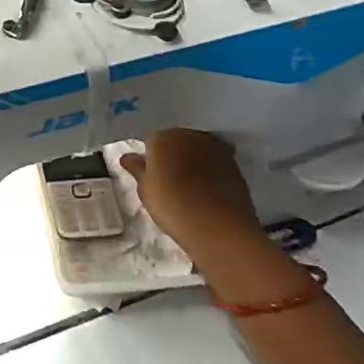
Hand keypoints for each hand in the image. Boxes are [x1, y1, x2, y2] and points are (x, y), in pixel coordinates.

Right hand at [119, 129, 264, 257]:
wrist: (218, 227)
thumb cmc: (172, 206)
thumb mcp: (146, 190)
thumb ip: (137, 170)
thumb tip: (128, 157)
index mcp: (162, 137)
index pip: (152, 142)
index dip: (151, 159)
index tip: (152, 176)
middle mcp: (189, 135)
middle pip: (177, 140)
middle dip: (173, 155)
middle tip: (170, 180)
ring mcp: (215, 148)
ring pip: (198, 149)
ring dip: (194, 161)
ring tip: (191, 186)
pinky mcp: (235, 164)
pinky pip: (216, 162)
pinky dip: (212, 170)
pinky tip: (209, 190)